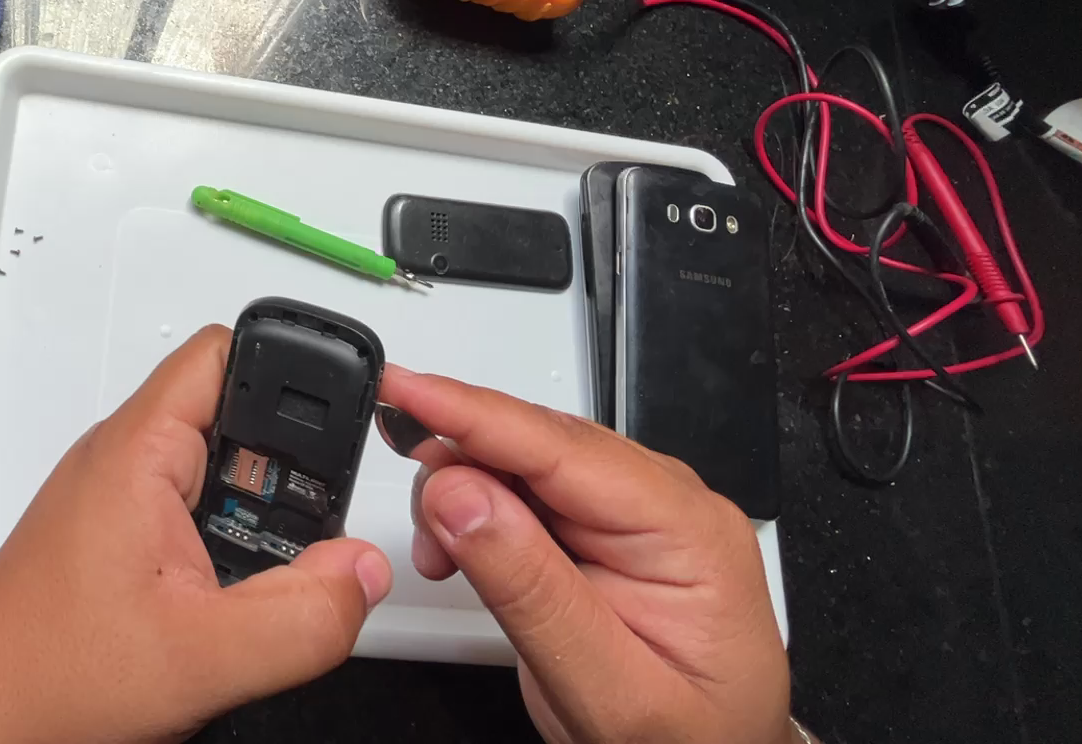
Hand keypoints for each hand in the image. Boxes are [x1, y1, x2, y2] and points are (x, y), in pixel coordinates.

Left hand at [0, 326, 392, 743]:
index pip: (217, 353)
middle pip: (224, 400)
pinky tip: (223, 571)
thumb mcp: (200, 658)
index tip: (330, 412)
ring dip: (249, 489)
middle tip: (303, 513)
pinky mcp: (114, 510)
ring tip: (259, 552)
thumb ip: (298, 616)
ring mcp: (117, 479)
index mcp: (138, 450)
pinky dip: (221, 515)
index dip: (281, 367)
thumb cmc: (53, 672)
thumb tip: (362, 568)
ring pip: (209, 446)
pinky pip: (186, 483)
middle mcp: (124, 449)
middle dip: (278, 449)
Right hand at [383, 366, 790, 743]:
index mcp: (683, 529)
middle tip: (412, 508)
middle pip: (525, 439)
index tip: (398, 387)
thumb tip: (455, 492)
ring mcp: (620, 500)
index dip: (465, 409)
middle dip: (453, 460)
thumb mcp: (608, 693)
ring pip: (507, 453)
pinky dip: (464, 505)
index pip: (554, 445)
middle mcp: (656, 496)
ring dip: (455, 492)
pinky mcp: (587, 511)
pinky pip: (506, 479)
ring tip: (443, 556)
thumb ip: (530, 589)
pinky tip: (458, 549)